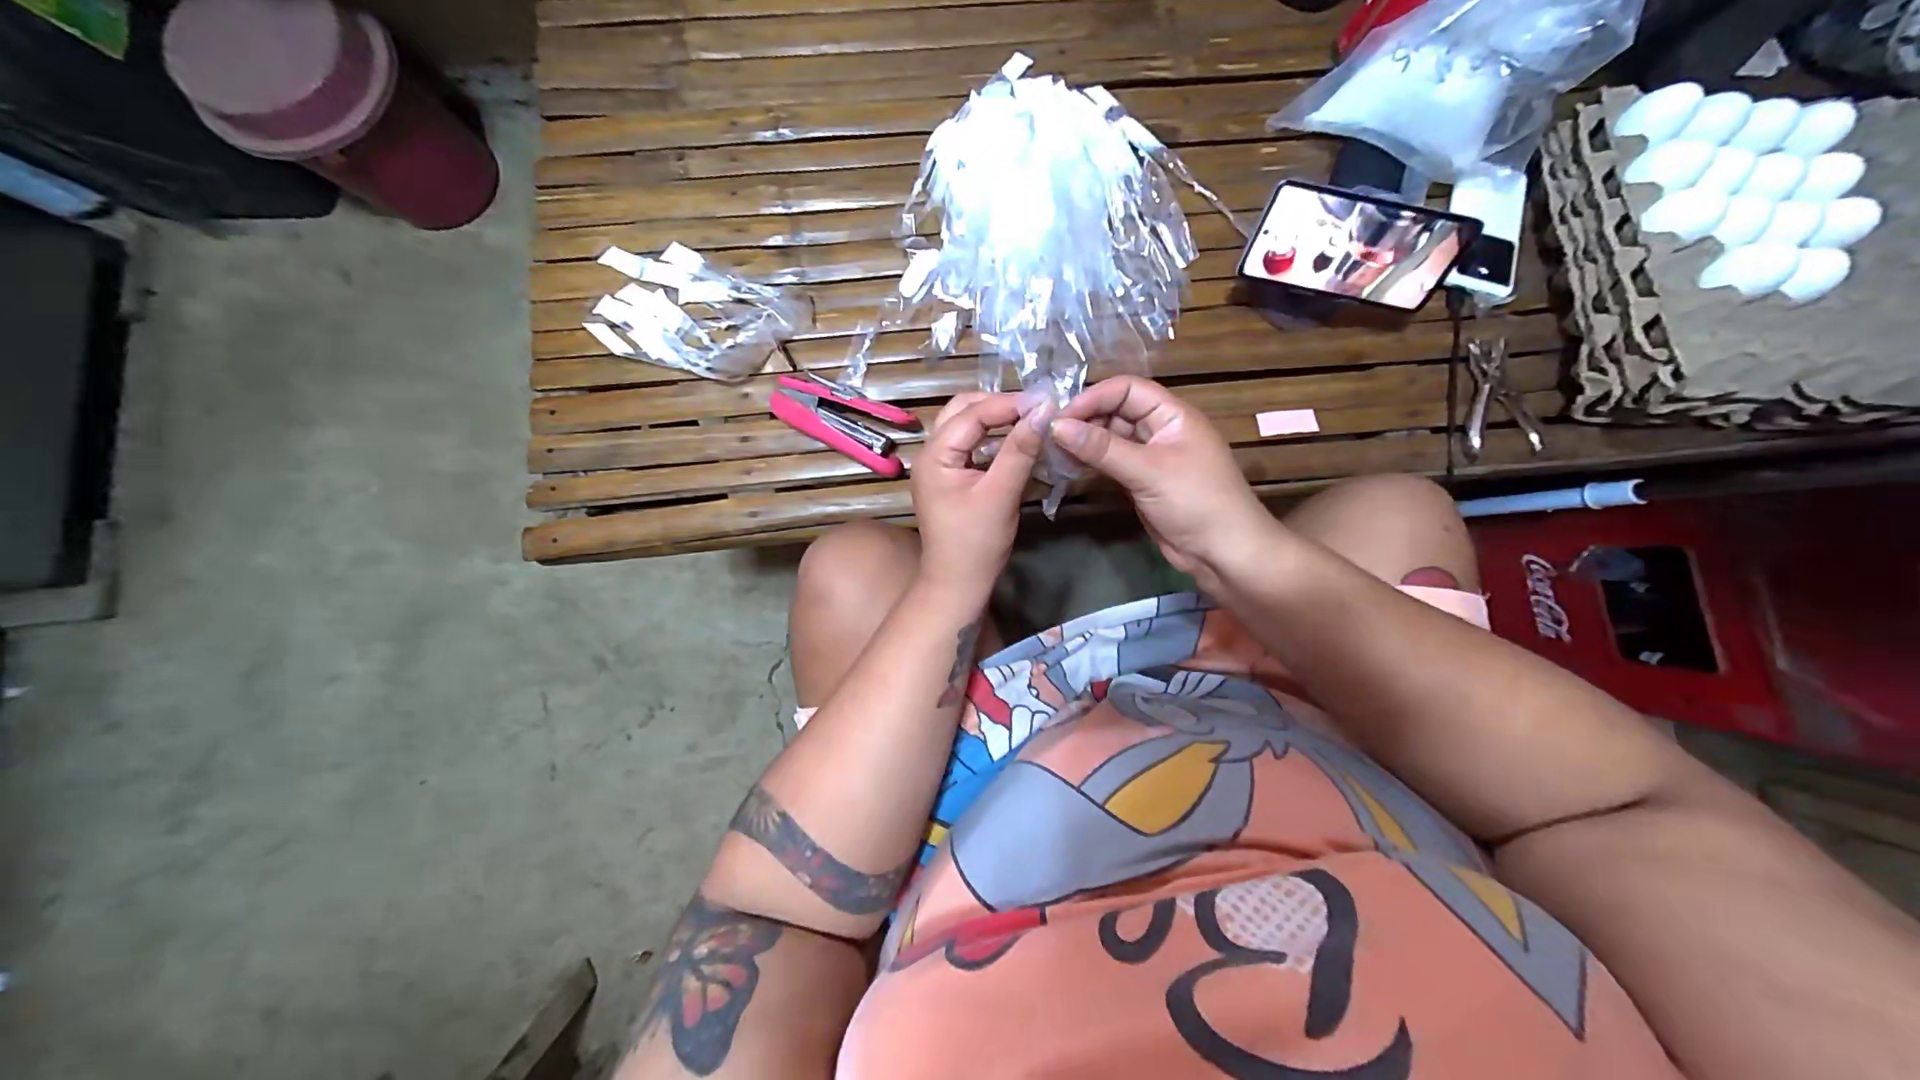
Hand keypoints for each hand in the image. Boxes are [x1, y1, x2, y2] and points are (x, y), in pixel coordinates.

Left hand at [910, 392, 1043, 601]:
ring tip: (1030, 420)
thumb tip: (1044, 411)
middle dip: (999, 405)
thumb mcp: (1001, 494)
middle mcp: (930, 453)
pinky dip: (992, 437)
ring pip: (966, 426)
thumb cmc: (976, 543)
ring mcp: (938, 465)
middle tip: (1036, 409)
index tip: (1045, 402)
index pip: (972, 413)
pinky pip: (970, 444)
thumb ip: (1020, 450)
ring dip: (996, 419)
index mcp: (935, 455)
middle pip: (963, 410)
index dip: (1009, 403)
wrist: (957, 583)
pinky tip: (1016, 441)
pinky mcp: (949, 477)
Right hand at [1050, 376, 1275, 585]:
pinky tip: (1068, 468)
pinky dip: (1092, 463)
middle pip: (1116, 411)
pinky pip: (1112, 463)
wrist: (1224, 554)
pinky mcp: (1143, 482)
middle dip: (1085, 420)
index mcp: (1173, 415)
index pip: (1127, 389)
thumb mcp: (1147, 471)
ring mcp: (1152, 457)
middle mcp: (1161, 430)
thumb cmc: (1195, 502)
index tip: (1061, 417)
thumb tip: (1056, 426)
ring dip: (1085, 443)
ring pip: (1112, 439)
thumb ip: (1101, 448)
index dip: (1093, 397)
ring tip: (1052, 453)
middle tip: (1049, 436)